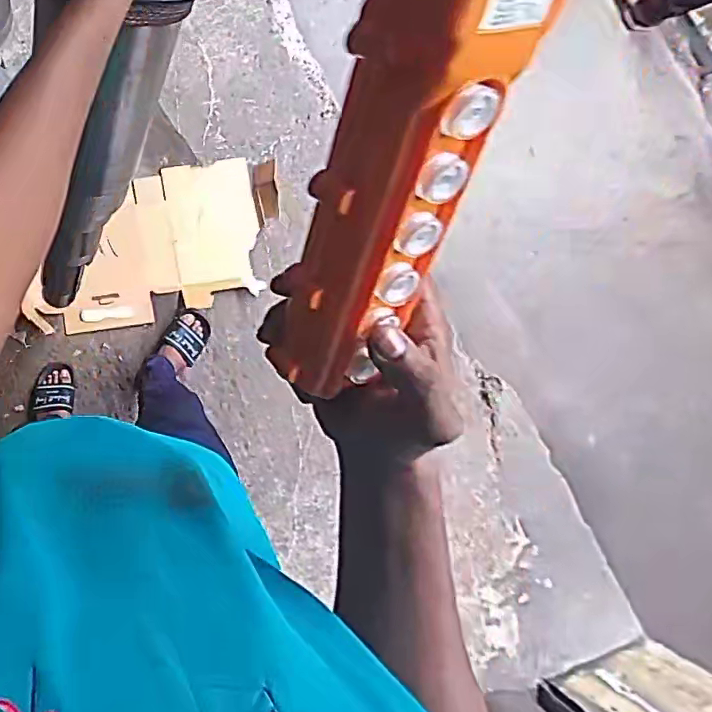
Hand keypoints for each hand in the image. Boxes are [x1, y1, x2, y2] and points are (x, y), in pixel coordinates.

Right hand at [259, 272, 466, 471]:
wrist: (379, 456)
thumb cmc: (417, 431)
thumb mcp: (431, 410)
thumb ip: (415, 374)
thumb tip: (386, 334)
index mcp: (416, 319)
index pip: (399, 269)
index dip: (372, 256)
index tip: (343, 260)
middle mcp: (377, 314)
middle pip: (341, 276)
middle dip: (310, 279)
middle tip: (290, 289)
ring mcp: (345, 328)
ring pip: (310, 300)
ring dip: (287, 314)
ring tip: (280, 338)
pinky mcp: (318, 344)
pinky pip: (292, 329)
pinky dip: (280, 341)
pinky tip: (286, 362)